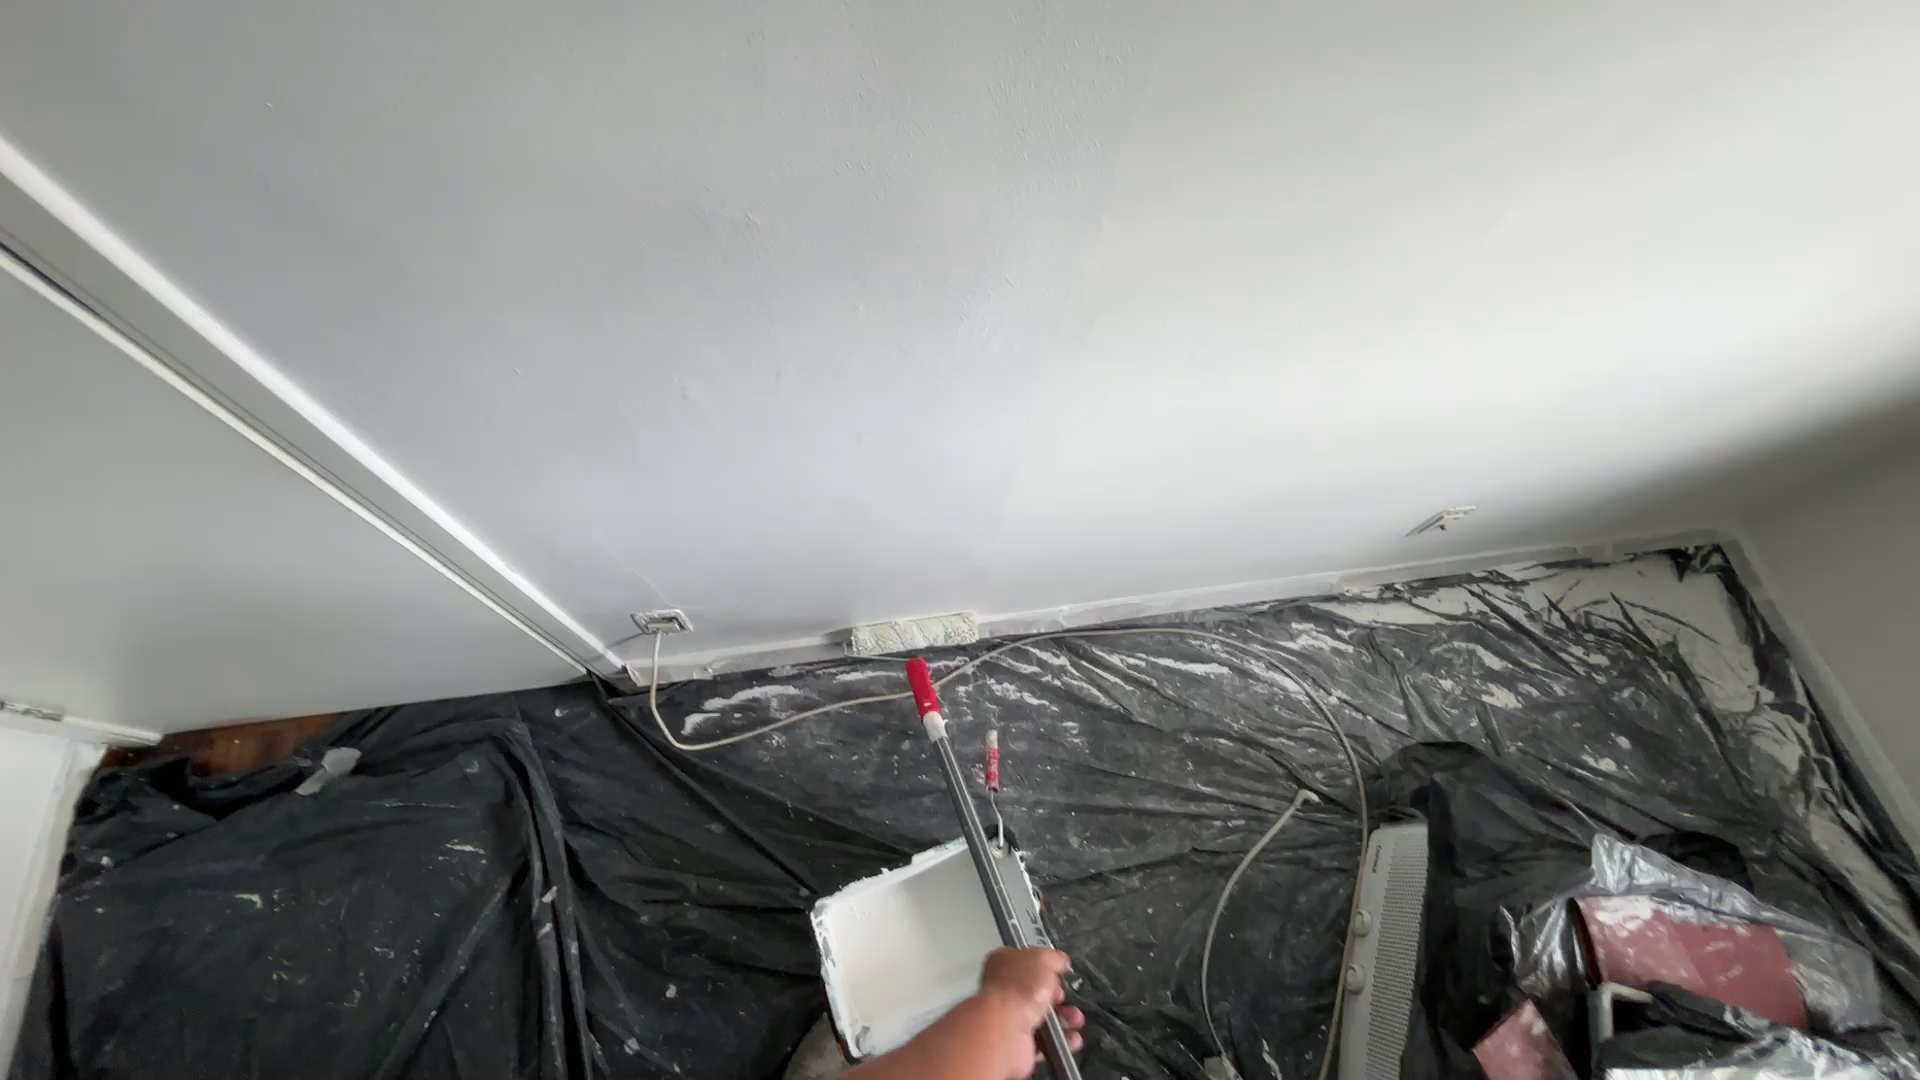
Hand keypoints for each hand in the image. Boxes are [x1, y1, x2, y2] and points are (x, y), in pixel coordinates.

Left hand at [976, 947, 1085, 1078]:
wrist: (1007, 1031)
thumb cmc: (1019, 988)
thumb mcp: (1042, 959)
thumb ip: (1053, 957)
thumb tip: (1060, 960)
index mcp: (1003, 963)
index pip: (1026, 960)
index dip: (1046, 966)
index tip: (1059, 972)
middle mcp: (1004, 990)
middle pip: (1037, 991)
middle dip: (1059, 995)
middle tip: (1067, 997)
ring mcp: (1010, 1019)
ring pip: (1044, 1017)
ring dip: (1064, 1018)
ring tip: (1075, 1020)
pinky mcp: (1019, 1044)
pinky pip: (1045, 1043)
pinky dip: (1061, 1041)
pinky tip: (1072, 1038)